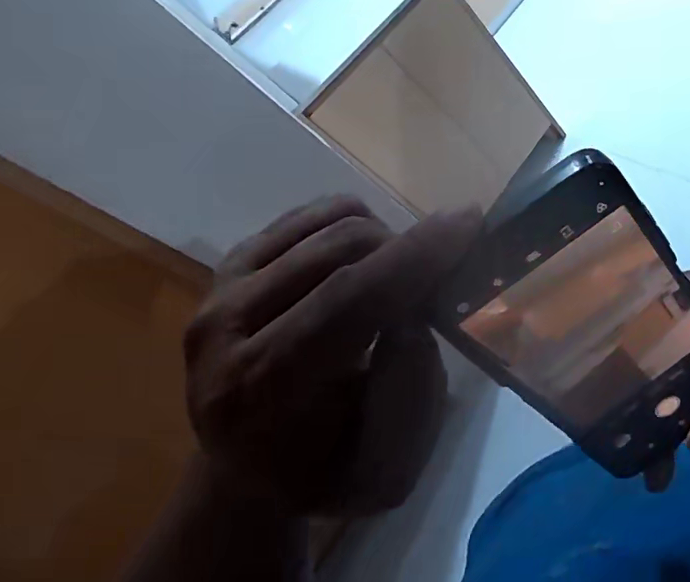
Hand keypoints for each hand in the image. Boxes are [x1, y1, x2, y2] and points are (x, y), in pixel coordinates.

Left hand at [182, 196, 481, 516]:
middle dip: (405, 251)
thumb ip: (410, 397)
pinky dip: (350, 224)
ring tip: (393, 279)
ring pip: (325, 225)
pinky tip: (361, 259)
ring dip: (380, 238)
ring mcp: (222, 285)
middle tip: (436, 279)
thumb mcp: (383, 474)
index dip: (412, 258)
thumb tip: (414, 311)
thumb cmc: (318, 473)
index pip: (346, 302)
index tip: (467, 222)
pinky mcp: (229, 260)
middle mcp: (226, 326)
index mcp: (259, 391)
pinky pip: (307, 215)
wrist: (242, 459)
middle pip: (337, 253)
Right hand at [645, 266, 689, 512]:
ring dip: (647, 389)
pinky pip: (676, 394)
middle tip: (614, 368)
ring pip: (673, 357)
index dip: (685, 290)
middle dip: (647, 341)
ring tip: (626, 427)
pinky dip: (660, 423)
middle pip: (686, 319)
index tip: (642, 309)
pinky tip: (652, 464)